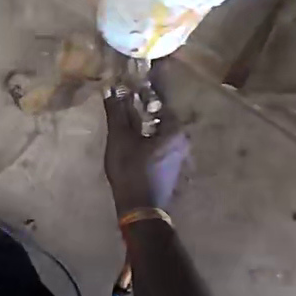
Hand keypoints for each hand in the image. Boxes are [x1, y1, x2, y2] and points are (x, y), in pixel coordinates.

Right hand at [103, 66, 189, 213]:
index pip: (160, 101)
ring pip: (161, 131)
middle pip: (161, 116)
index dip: (143, 91)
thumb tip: (112, 88)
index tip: (128, 86)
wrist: (141, 209)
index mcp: (175, 129)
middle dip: (144, 107)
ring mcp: (179, 156)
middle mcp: (183, 140)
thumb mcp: (120, 138)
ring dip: (145, 124)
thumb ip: (117, 111)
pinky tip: (134, 142)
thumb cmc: (131, 171)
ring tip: (126, 121)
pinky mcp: (172, 168)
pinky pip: (161, 145)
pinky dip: (148, 139)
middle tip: (125, 101)